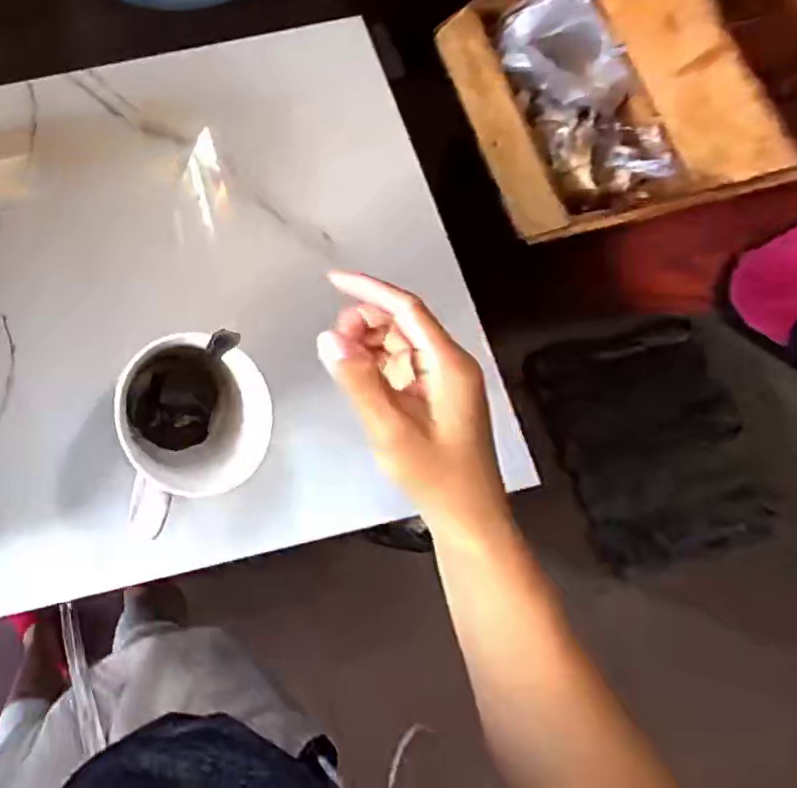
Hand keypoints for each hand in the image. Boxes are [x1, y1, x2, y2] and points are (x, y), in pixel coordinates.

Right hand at [316, 271, 509, 537]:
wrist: (468, 517)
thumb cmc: (436, 476)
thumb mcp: (390, 430)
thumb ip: (358, 382)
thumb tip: (328, 339)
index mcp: (448, 364)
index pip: (407, 308)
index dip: (369, 289)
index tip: (333, 279)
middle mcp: (448, 363)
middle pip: (401, 321)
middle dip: (363, 322)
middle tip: (334, 346)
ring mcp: (442, 378)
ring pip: (397, 340)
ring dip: (366, 342)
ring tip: (342, 363)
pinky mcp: (433, 393)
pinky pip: (398, 361)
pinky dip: (373, 361)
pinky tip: (357, 376)